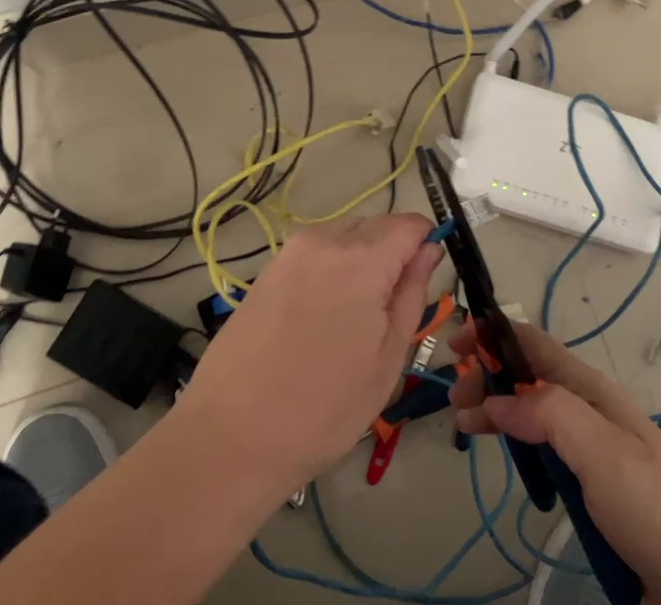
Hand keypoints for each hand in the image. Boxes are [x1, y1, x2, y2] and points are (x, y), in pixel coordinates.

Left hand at [177, 213, 442, 489]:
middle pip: (374, 226)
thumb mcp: (388, 357)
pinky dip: (329, 274)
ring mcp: (287, 255)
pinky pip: (313, 257)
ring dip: (360, 264)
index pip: (409, 223)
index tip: (426, 281)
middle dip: (392, 254)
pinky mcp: (264, 274)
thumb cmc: (325, 408)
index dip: (426, 245)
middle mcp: (321, 241)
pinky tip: (321, 324)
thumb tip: (428, 251)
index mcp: (359, 258)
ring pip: (342, 239)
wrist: (233, 436)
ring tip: (354, 323)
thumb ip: (412, 293)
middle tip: (390, 312)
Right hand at [449, 322, 660, 604]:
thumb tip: (496, 397)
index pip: (535, 343)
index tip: (455, 347)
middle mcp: (592, 413)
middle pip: (529, 377)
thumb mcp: (604, 454)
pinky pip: (548, 455)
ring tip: (468, 430)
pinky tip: (511, 464)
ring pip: (534, 415)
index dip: (493, 335)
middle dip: (488, 378)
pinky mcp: (597, 491)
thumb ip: (549, 415)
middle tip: (456, 406)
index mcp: (594, 393)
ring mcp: (595, 453)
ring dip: (498, 412)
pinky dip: (520, 448)